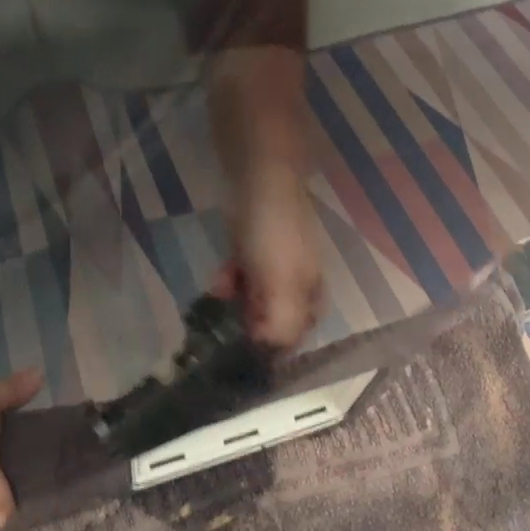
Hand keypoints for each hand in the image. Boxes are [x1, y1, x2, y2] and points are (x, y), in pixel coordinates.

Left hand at [213, 172, 321, 350]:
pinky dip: (227, 280)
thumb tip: (270, 355)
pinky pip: (238, 277)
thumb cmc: (274, 233)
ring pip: (249, 300)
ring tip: (218, 293)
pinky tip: (219, 276)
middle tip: (219, 325)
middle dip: (242, 324)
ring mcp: (271, 266)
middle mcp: (295, 285)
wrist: (259, 174)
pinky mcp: (251, 249)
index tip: (236, 356)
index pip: (292, 338)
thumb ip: (280, 324)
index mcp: (311, 295)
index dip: (266, 350)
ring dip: (231, 302)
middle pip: (268, 322)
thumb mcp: (282, 284)